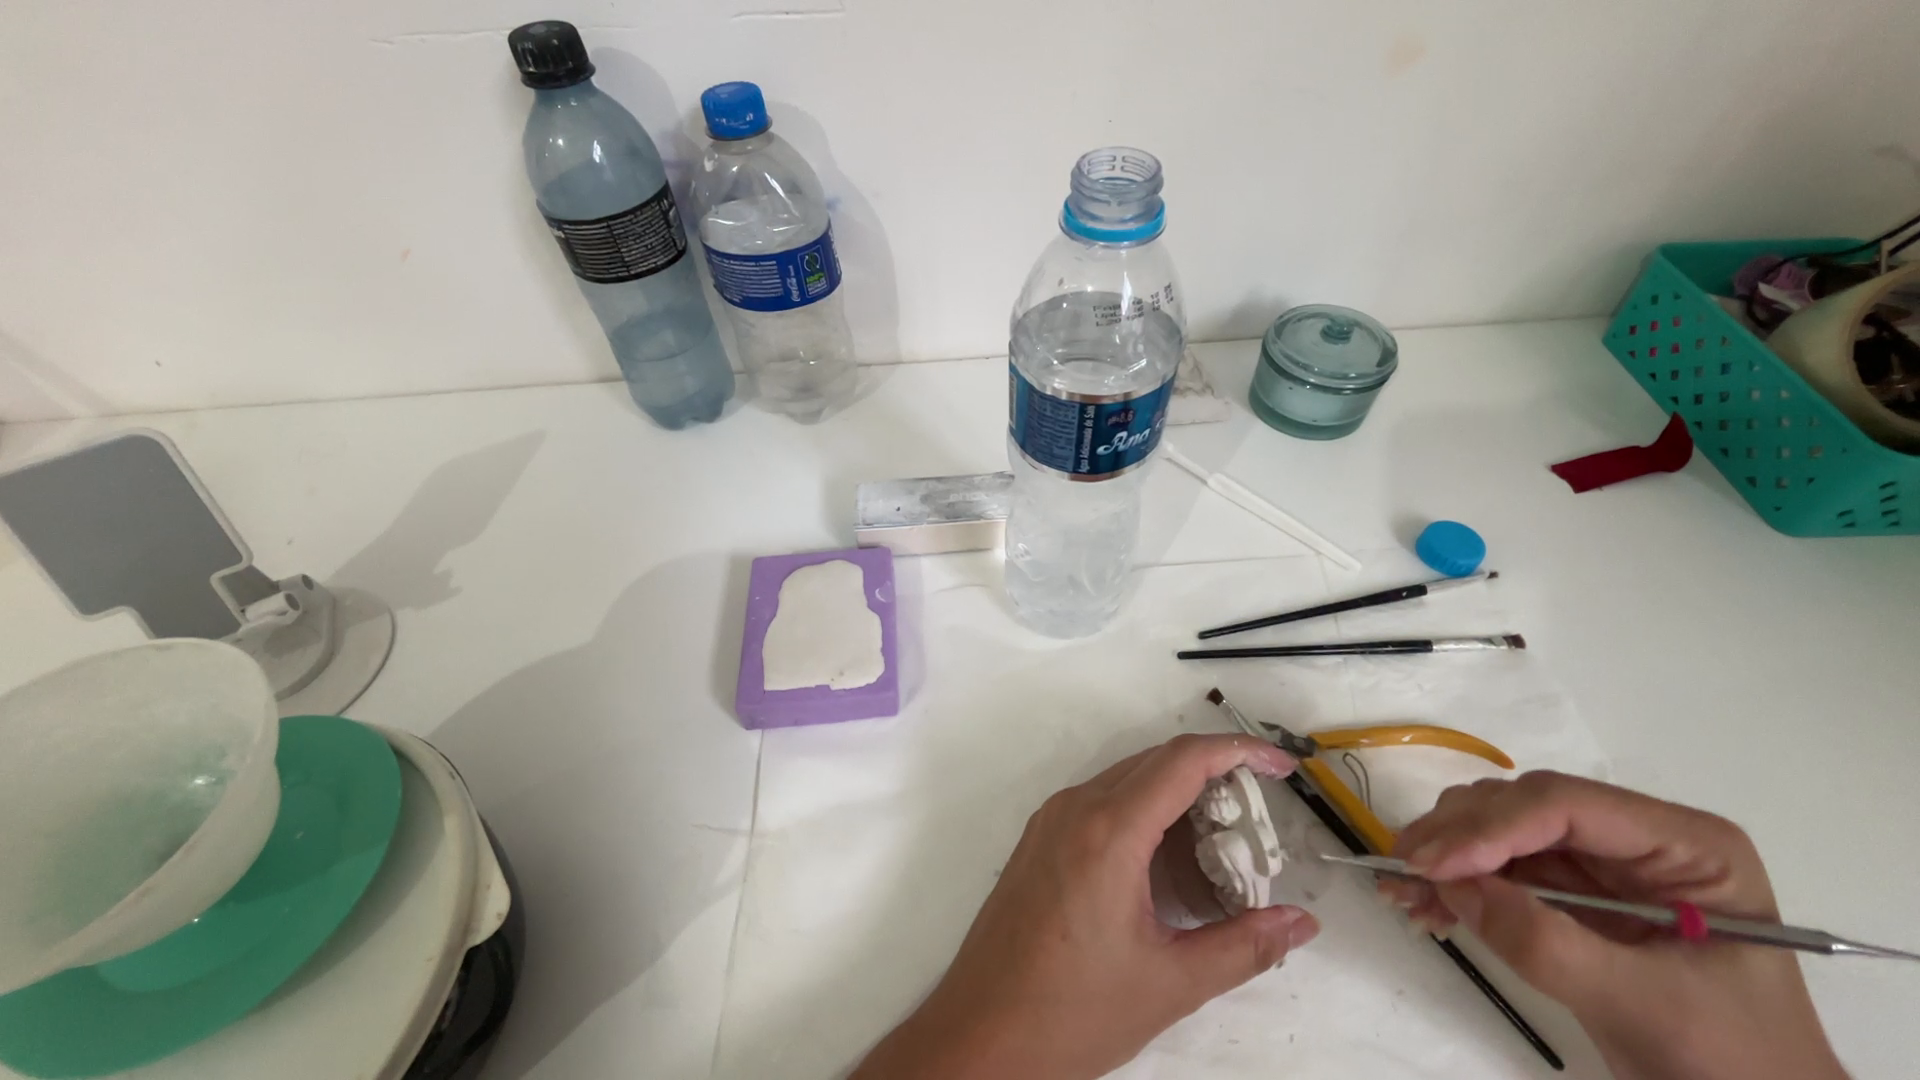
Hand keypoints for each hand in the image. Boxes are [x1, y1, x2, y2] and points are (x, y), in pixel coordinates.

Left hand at [851, 734, 1320, 1079]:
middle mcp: (1074, 809)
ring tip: (1223, 837)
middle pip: (1155, 761)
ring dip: (1178, 791)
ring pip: (1127, 778)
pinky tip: (1169, 856)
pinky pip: (1101, 801)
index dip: (1238, 750)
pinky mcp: (1038, 840)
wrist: (978, 1035)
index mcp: (1108, 832)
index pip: (1182, 761)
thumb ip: (1243, 947)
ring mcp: (1050, 821)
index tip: (1282, 764)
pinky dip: (1144, 809)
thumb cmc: (1073, 1011)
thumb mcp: (1169, 983)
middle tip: (1260, 812)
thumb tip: (1302, 923)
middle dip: (1214, 771)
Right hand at [1387, 772, 1845, 1079]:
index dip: (1490, 827)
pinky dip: (1454, 884)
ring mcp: (1601, 863)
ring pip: (1498, 831)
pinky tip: (1423, 905)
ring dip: (1445, 857)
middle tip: (1400, 871)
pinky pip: (1496, 869)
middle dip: (1457, 837)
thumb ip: (1548, 944)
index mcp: (1684, 845)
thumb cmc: (1730, 1063)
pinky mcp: (1570, 892)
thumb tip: (1452, 889)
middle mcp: (1636, 838)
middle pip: (1521, 808)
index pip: (1565, 805)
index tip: (1429, 864)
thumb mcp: (1645, 1006)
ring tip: (1402, 891)